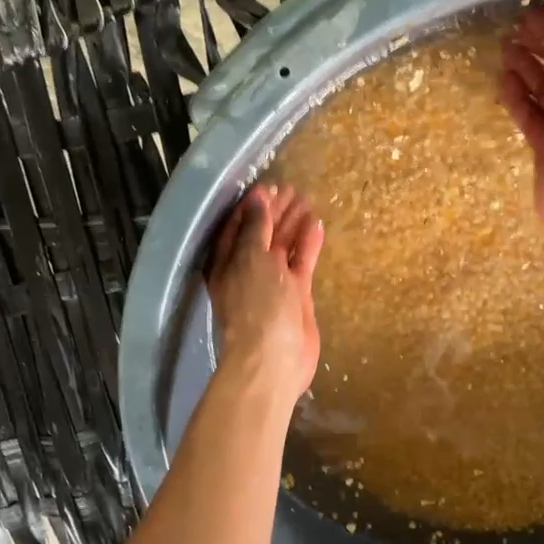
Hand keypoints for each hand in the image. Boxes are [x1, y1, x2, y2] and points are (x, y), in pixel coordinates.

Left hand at [207, 184, 324, 399]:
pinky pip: (301, 264)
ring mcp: (272, 283)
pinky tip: (317, 226)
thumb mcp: (250, 258)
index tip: (267, 185)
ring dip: (292, 225)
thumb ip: (255, 227)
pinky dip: (308, 246)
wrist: (274, 357)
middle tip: (292, 189)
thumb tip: (258, 198)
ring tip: (307, 200)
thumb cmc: (256, 304)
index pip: (236, 226)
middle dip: (274, 212)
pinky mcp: (295, 295)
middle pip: (260, 234)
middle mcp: (246, 270)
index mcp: (226, 261)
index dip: (250, 206)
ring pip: (282, 247)